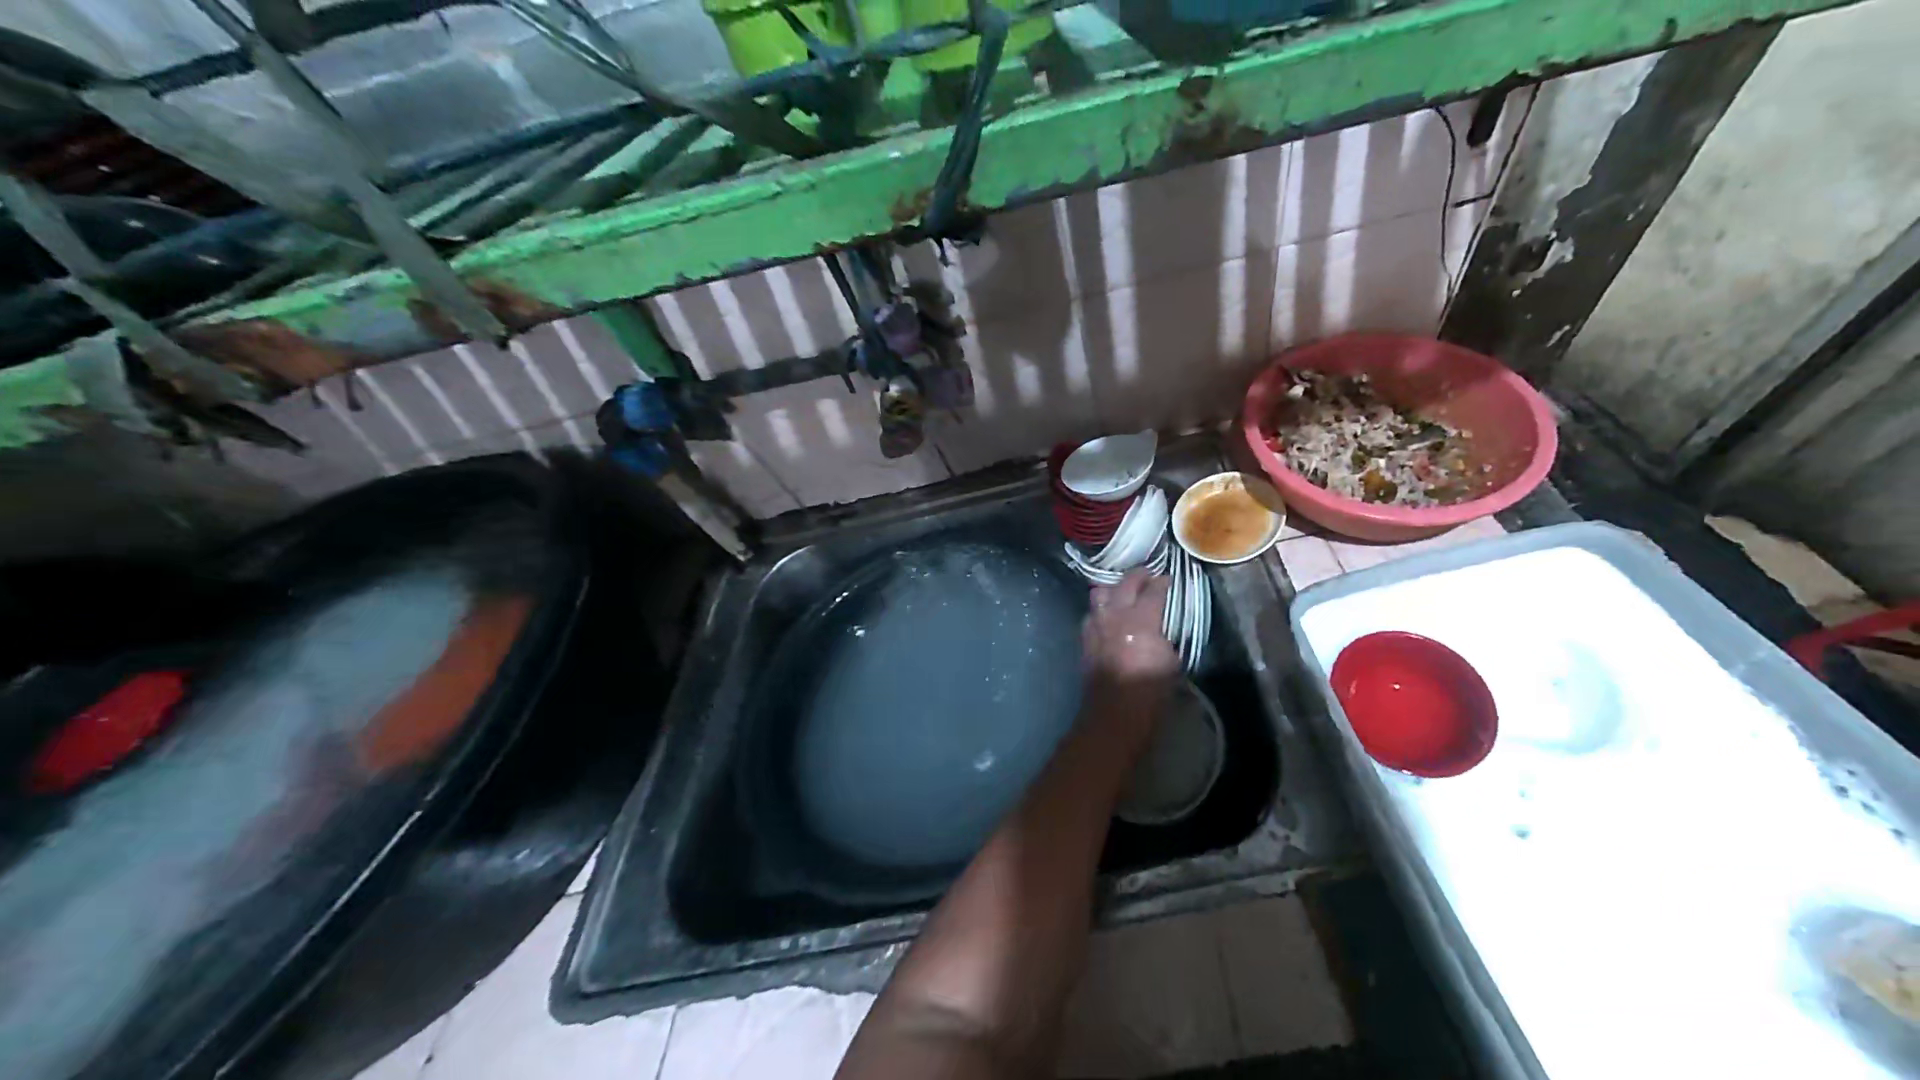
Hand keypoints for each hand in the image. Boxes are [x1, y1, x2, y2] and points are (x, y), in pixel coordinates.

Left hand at [1082, 571, 1178, 686]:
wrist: (1115, 710)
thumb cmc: (1151, 689)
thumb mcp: (1172, 661)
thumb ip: (1165, 636)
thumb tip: (1159, 630)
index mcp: (1141, 619)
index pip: (1153, 590)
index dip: (1163, 583)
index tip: (1168, 580)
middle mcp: (1115, 615)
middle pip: (1124, 583)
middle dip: (1138, 576)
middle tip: (1148, 577)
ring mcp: (1096, 625)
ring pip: (1100, 593)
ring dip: (1114, 588)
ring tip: (1124, 591)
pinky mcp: (1084, 638)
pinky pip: (1091, 614)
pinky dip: (1101, 609)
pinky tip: (1108, 615)